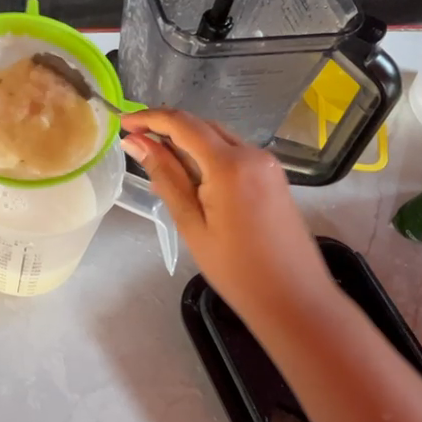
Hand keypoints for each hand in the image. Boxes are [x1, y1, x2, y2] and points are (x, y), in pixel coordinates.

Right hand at [120, 109, 333, 314]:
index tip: (123, 123)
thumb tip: (135, 141)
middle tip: (137, 147)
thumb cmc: (237, 270)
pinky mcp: (274, 178)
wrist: (298, 304)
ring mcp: (267, 165)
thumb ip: (164, 176)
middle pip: (201, 126)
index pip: (182, 123)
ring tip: (161, 169)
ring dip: (188, 144)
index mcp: (229, 164)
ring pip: (218, 139)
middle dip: (167, 130)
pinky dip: (208, 158)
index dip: (149, 118)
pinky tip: (193, 182)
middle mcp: (252, 154)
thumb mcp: (191, 223)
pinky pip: (234, 154)